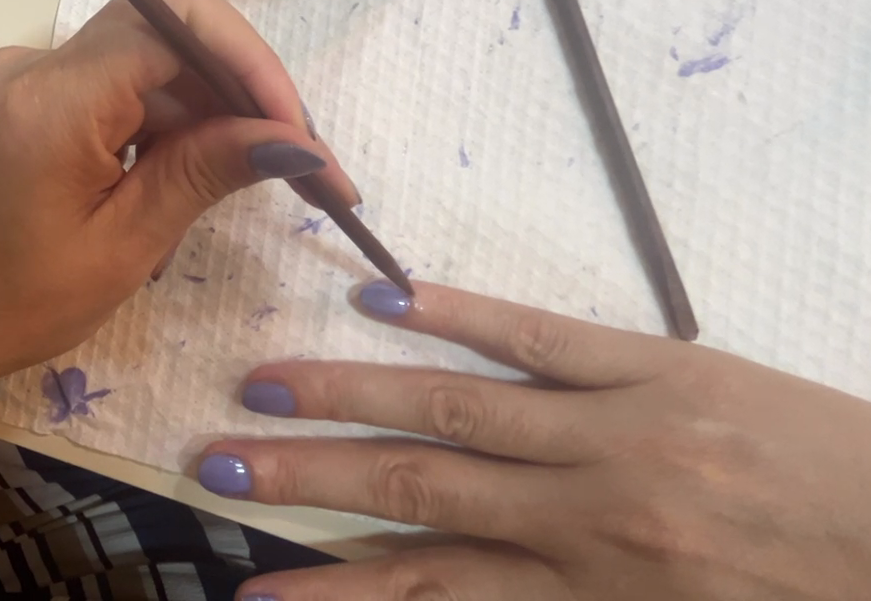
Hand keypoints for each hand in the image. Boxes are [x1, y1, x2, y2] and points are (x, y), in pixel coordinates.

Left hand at [0, 0, 342, 402]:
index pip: (169, 16)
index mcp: (51, 99)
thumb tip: (293, 139)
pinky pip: (107, 80)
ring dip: (200, 104)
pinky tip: (182, 168)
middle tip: (293, 156)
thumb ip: (203, 173)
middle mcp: (30, 63)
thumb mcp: (122, 246)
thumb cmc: (17, 303)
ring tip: (247, 172)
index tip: (294, 129)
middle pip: (161, 26)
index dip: (246, 58)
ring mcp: (20, 72)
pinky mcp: (20, 91)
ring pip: (140, 54)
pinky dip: (155, 115)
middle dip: (235, 83)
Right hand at [195, 282, 870, 599]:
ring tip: (263, 387)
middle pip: (415, 491)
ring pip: (451, 407)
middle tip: (217, 461)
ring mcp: (614, 430)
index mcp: (603, 600)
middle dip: (306, 479)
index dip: (337, 594)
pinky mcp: (653, 365)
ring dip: (346, 395)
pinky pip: (534, 334)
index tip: (255, 594)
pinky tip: (378, 300)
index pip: (435, 593)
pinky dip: (451, 314)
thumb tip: (457, 592)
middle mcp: (587, 518)